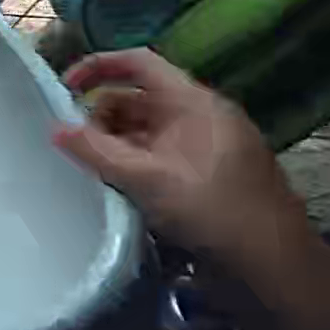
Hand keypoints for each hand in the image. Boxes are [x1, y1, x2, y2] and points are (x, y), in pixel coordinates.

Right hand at [50, 49, 310, 275]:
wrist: (274, 266)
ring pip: (142, 125)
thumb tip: (55, 128)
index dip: (96, 66)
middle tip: (76, 144)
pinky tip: (115, 181)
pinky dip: (129, 157)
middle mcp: (200, 115)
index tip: (63, 89)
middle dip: (99, 115)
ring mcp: (204, 143)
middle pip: (135, 96)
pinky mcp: (204, 169)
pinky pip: (155, 148)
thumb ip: (94, 150)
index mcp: (193, 103)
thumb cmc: (212, 210)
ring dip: (112, 140)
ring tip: (93, 167)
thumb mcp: (144, 178)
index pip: (138, 62)